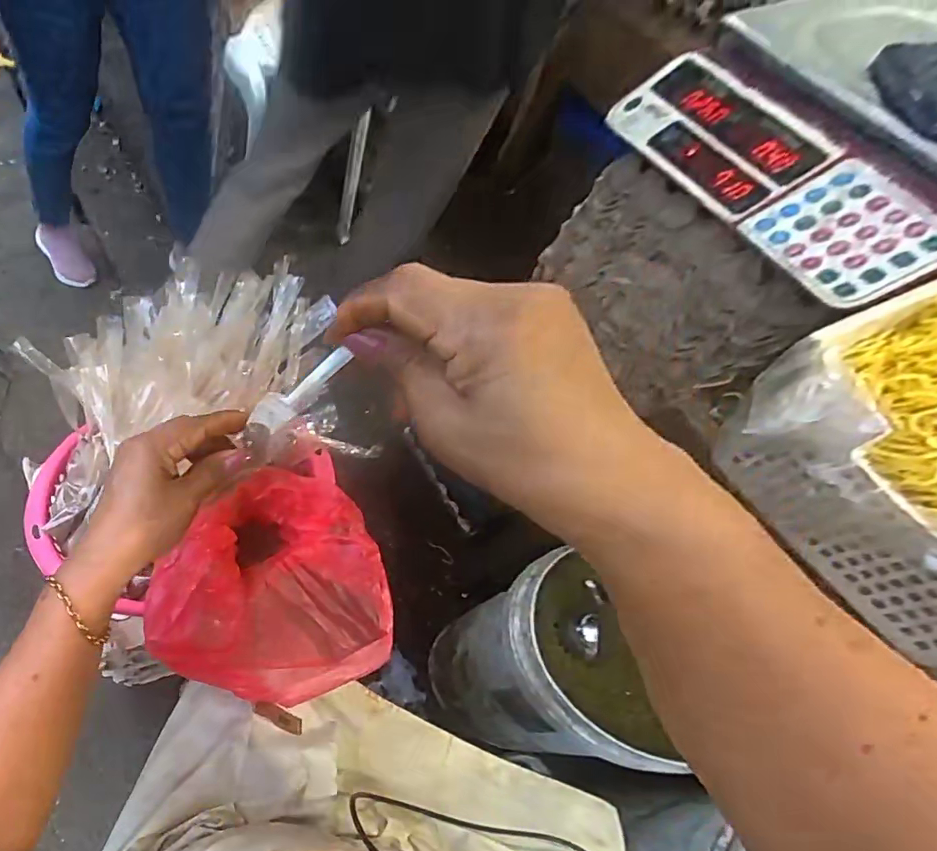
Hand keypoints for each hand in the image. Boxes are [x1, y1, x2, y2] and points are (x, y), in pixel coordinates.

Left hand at [62, 412, 249, 605]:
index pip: (194, 425)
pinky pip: (164, 457)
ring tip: (226, 462)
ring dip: (200, 450)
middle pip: (182, 431)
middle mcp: (140, 443)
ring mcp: (133, 457)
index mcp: (152, 444)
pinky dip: (185, 461)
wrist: (108, 554)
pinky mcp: (131, 473)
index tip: (249, 419)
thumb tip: (239, 454)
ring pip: (173, 444)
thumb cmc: (149, 525)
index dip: (223, 422)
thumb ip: (213, 472)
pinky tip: (202, 473)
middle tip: (243, 446)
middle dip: (213, 436)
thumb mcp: (186, 498)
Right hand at [330, 265, 666, 533]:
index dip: (359, 305)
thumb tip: (361, 340)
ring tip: (408, 380)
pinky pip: (482, 313)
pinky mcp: (550, 315)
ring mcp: (539, 300)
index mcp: (486, 319)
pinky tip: (449, 374)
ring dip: (420, 329)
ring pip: (454, 299)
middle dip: (389, 321)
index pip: (404, 287)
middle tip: (366, 366)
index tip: (332, 338)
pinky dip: (452, 335)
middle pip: (429, 288)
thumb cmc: (515, 459)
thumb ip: (399, 366)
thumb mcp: (440, 420)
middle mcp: (515, 292)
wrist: (604, 477)